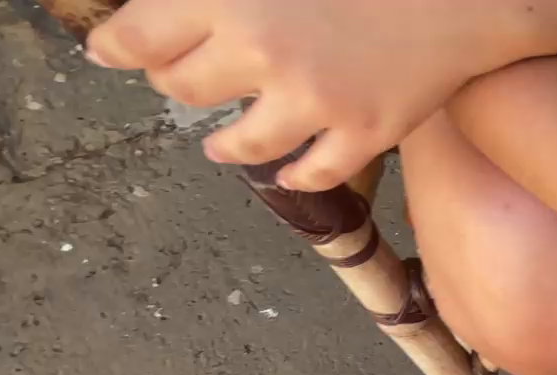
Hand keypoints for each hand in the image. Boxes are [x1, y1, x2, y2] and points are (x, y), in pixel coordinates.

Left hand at [85, 0, 532, 189]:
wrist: (449, 4)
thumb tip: (177, 11)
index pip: (140, 35)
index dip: (115, 48)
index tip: (107, 56)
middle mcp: (265, 56)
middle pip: (186, 90)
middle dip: (174, 88)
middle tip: (178, 89)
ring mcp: (319, 104)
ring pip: (246, 143)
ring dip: (225, 146)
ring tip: (219, 147)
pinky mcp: (366, 135)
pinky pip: (318, 171)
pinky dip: (295, 176)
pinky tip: (285, 174)